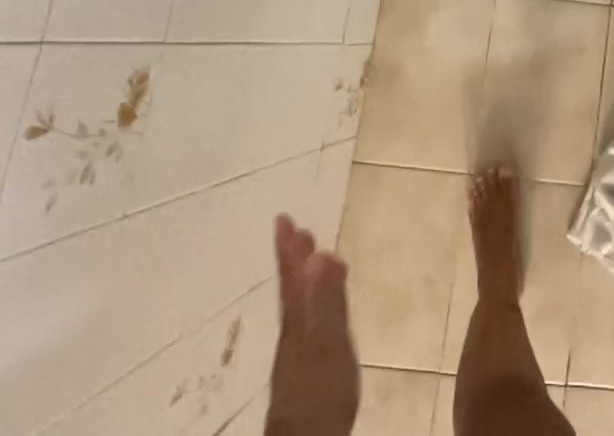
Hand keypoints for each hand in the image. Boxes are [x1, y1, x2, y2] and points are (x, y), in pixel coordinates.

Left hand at [267, 215, 358, 435]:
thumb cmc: (321, 395)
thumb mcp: (329, 345)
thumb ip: (328, 302)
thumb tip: (322, 254)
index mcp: (299, 324)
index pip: (293, 280)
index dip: (290, 251)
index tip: (284, 219)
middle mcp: (294, 335)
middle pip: (293, 291)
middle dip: (296, 261)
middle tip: (299, 231)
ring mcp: (298, 355)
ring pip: (299, 308)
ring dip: (304, 282)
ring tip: (312, 263)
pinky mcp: (308, 373)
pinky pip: (309, 326)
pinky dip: (315, 309)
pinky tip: (321, 317)